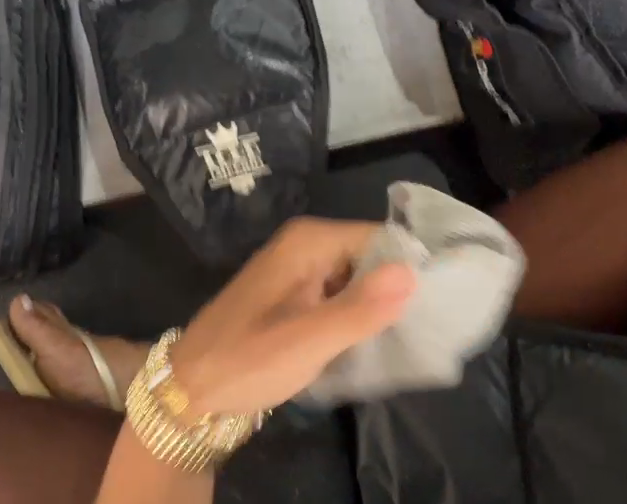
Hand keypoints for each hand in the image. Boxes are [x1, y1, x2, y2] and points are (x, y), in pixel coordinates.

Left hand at [167, 218, 416, 416]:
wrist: (192, 387)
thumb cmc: (248, 360)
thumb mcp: (309, 341)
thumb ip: (360, 308)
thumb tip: (413, 273)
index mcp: (309, 241)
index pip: (380, 238)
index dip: (408, 269)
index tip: (435, 308)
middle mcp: (305, 244)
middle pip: (370, 257)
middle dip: (393, 291)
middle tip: (418, 334)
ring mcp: (299, 269)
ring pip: (357, 278)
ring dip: (375, 308)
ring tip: (400, 344)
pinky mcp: (296, 294)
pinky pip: (340, 294)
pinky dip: (355, 317)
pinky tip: (368, 346)